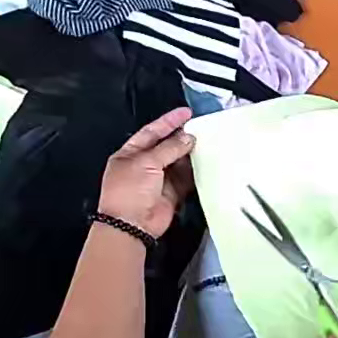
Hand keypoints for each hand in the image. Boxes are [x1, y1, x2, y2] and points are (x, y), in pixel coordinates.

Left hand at [98, 107, 195, 238]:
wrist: (131, 224)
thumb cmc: (129, 190)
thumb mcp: (146, 162)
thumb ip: (169, 148)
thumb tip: (188, 137)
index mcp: (131, 153)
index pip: (151, 132)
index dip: (168, 121)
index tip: (185, 113)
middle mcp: (144, 165)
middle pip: (167, 147)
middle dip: (182, 138)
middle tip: (201, 129)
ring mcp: (158, 180)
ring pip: (178, 163)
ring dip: (191, 155)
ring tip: (207, 144)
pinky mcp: (171, 194)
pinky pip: (186, 180)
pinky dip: (195, 173)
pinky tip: (206, 164)